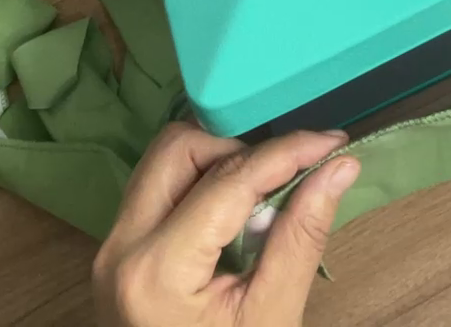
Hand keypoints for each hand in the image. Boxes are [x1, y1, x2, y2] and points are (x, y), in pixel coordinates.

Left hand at [94, 124, 360, 326]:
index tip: (334, 141)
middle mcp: (121, 245)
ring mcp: (111, 245)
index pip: (229, 180)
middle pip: (181, 149)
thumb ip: (301, 237)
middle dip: (241, 149)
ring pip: (165, 158)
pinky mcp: (117, 248)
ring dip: (217, 159)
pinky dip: (199, 179)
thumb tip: (339, 167)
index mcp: (157, 271)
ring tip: (261, 197)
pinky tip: (232, 211)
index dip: (287, 151)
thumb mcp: (271, 319)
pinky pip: (158, 184)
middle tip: (288, 176)